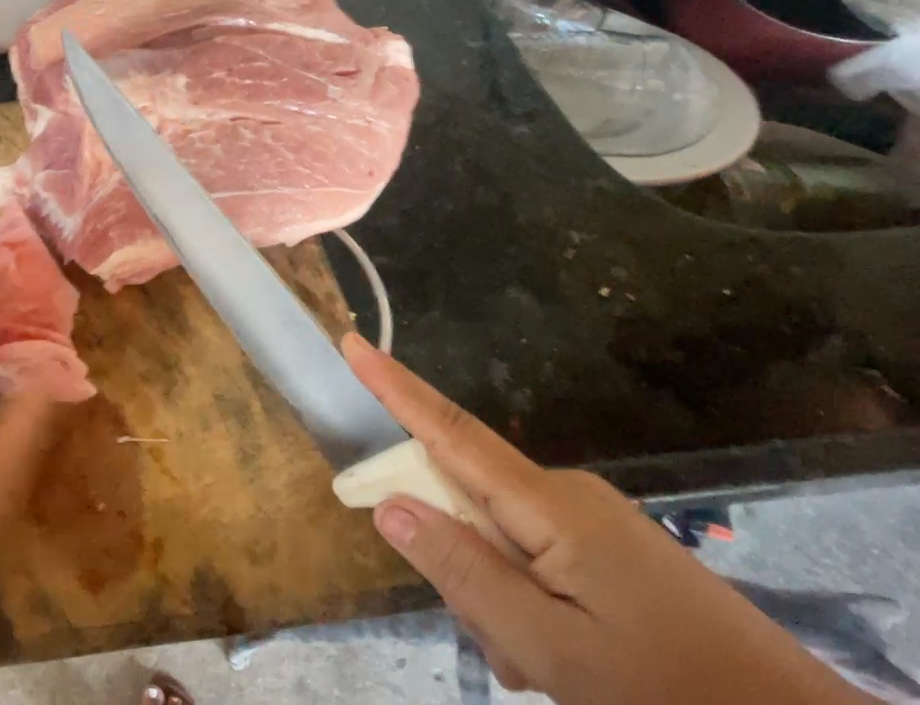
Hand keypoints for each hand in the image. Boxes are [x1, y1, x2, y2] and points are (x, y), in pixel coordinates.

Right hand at [341, 334, 875, 704]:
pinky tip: (552, 654)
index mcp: (550, 507)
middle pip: (465, 500)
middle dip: (455, 559)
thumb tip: (388, 505)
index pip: (451, 432)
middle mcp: (566, 496)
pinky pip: (530, 555)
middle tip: (497, 640)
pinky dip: (520, 599)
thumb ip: (460, 569)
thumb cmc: (660, 683)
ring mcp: (592, 521)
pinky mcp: (608, 548)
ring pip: (494, 537)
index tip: (353, 341)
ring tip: (533, 662)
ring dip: (492, 595)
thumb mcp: (544, 642)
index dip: (395, 388)